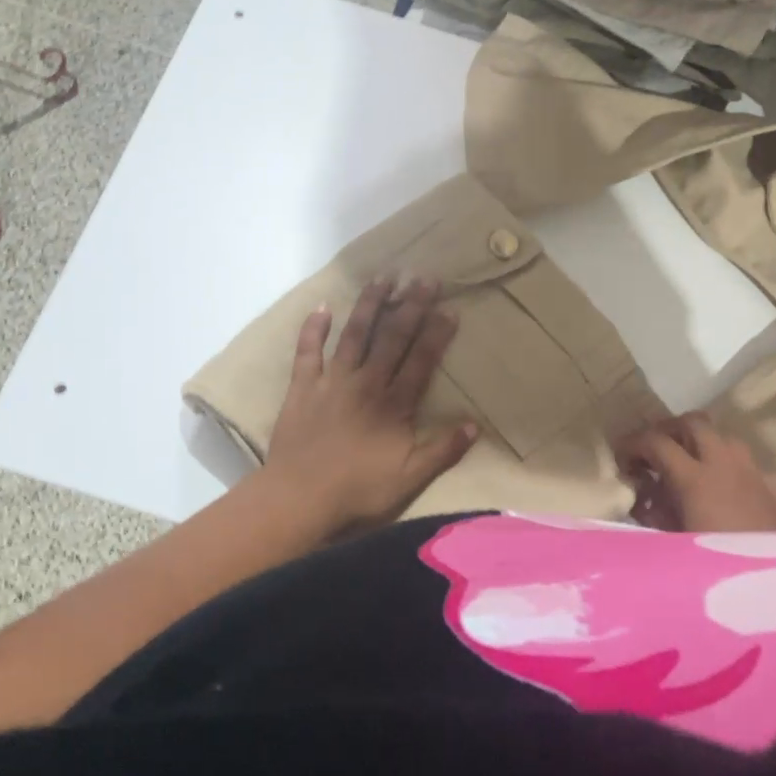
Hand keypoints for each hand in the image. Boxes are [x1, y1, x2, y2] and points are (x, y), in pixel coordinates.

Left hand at [262, 277, 478, 534]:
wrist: (300, 497)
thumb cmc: (358, 491)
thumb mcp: (410, 478)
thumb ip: (442, 451)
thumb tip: (475, 425)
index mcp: (394, 405)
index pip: (421, 361)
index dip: (437, 334)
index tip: (450, 308)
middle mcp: (365, 384)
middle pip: (392, 338)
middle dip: (410, 306)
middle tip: (424, 278)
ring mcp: (332, 382)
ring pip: (354, 335)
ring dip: (370, 305)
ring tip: (384, 278)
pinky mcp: (302, 387)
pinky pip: (308, 351)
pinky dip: (314, 328)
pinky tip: (322, 306)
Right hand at [616, 413, 775, 533]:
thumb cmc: (718, 567)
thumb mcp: (671, 542)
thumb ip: (653, 514)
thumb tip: (642, 497)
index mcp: (695, 478)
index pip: (656, 441)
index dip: (632, 444)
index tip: (620, 459)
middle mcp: (725, 464)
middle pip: (693, 422)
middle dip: (667, 430)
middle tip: (653, 452)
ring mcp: (752, 471)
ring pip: (722, 435)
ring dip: (698, 442)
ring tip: (684, 465)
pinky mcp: (771, 487)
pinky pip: (743, 459)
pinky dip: (725, 463)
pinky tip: (718, 486)